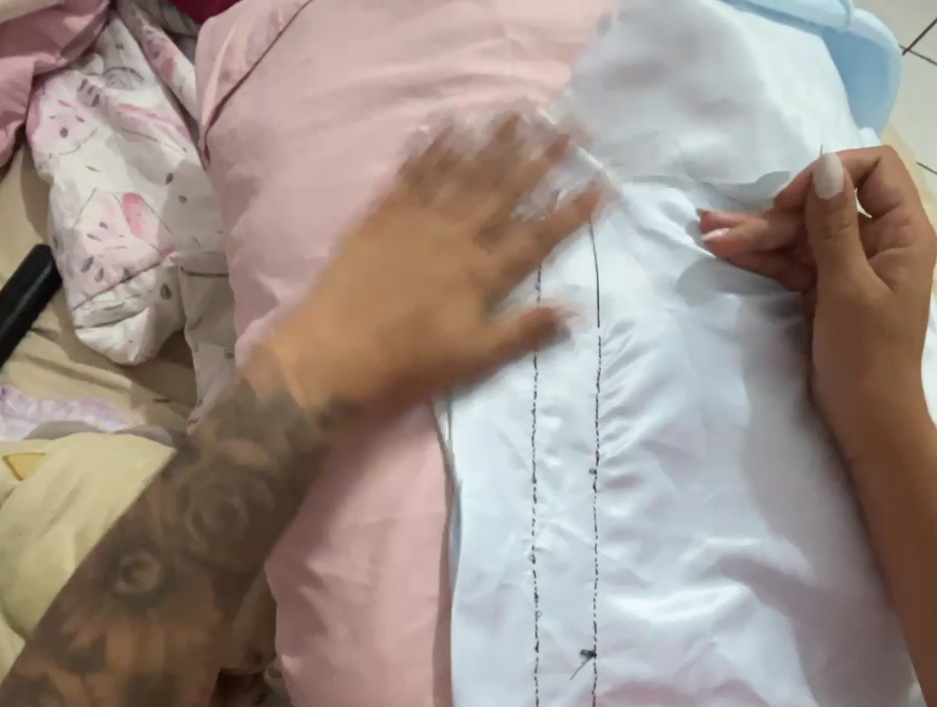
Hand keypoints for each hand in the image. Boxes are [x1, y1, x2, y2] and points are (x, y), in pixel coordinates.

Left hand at [260, 116, 605, 414]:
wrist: (336, 353)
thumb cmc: (410, 363)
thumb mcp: (473, 358)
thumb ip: (523, 331)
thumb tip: (574, 310)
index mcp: (481, 273)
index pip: (536, 236)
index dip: (570, 212)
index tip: (600, 185)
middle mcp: (456, 236)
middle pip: (504, 190)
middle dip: (539, 159)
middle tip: (567, 127)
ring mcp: (417, 220)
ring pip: (462, 172)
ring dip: (492, 142)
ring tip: (518, 114)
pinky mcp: (383, 215)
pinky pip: (413, 172)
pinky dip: (432, 147)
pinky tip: (448, 125)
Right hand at [698, 147, 936, 442]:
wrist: (867, 419)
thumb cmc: (868, 357)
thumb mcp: (848, 288)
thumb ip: (834, 227)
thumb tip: (824, 166)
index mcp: (902, 234)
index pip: (873, 171)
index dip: (829, 175)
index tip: (789, 202)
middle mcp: (877, 242)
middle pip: (822, 209)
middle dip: (772, 217)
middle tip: (718, 231)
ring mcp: (848, 268)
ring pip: (800, 238)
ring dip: (756, 237)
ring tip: (709, 236)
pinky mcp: (824, 291)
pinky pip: (792, 265)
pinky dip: (762, 260)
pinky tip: (729, 252)